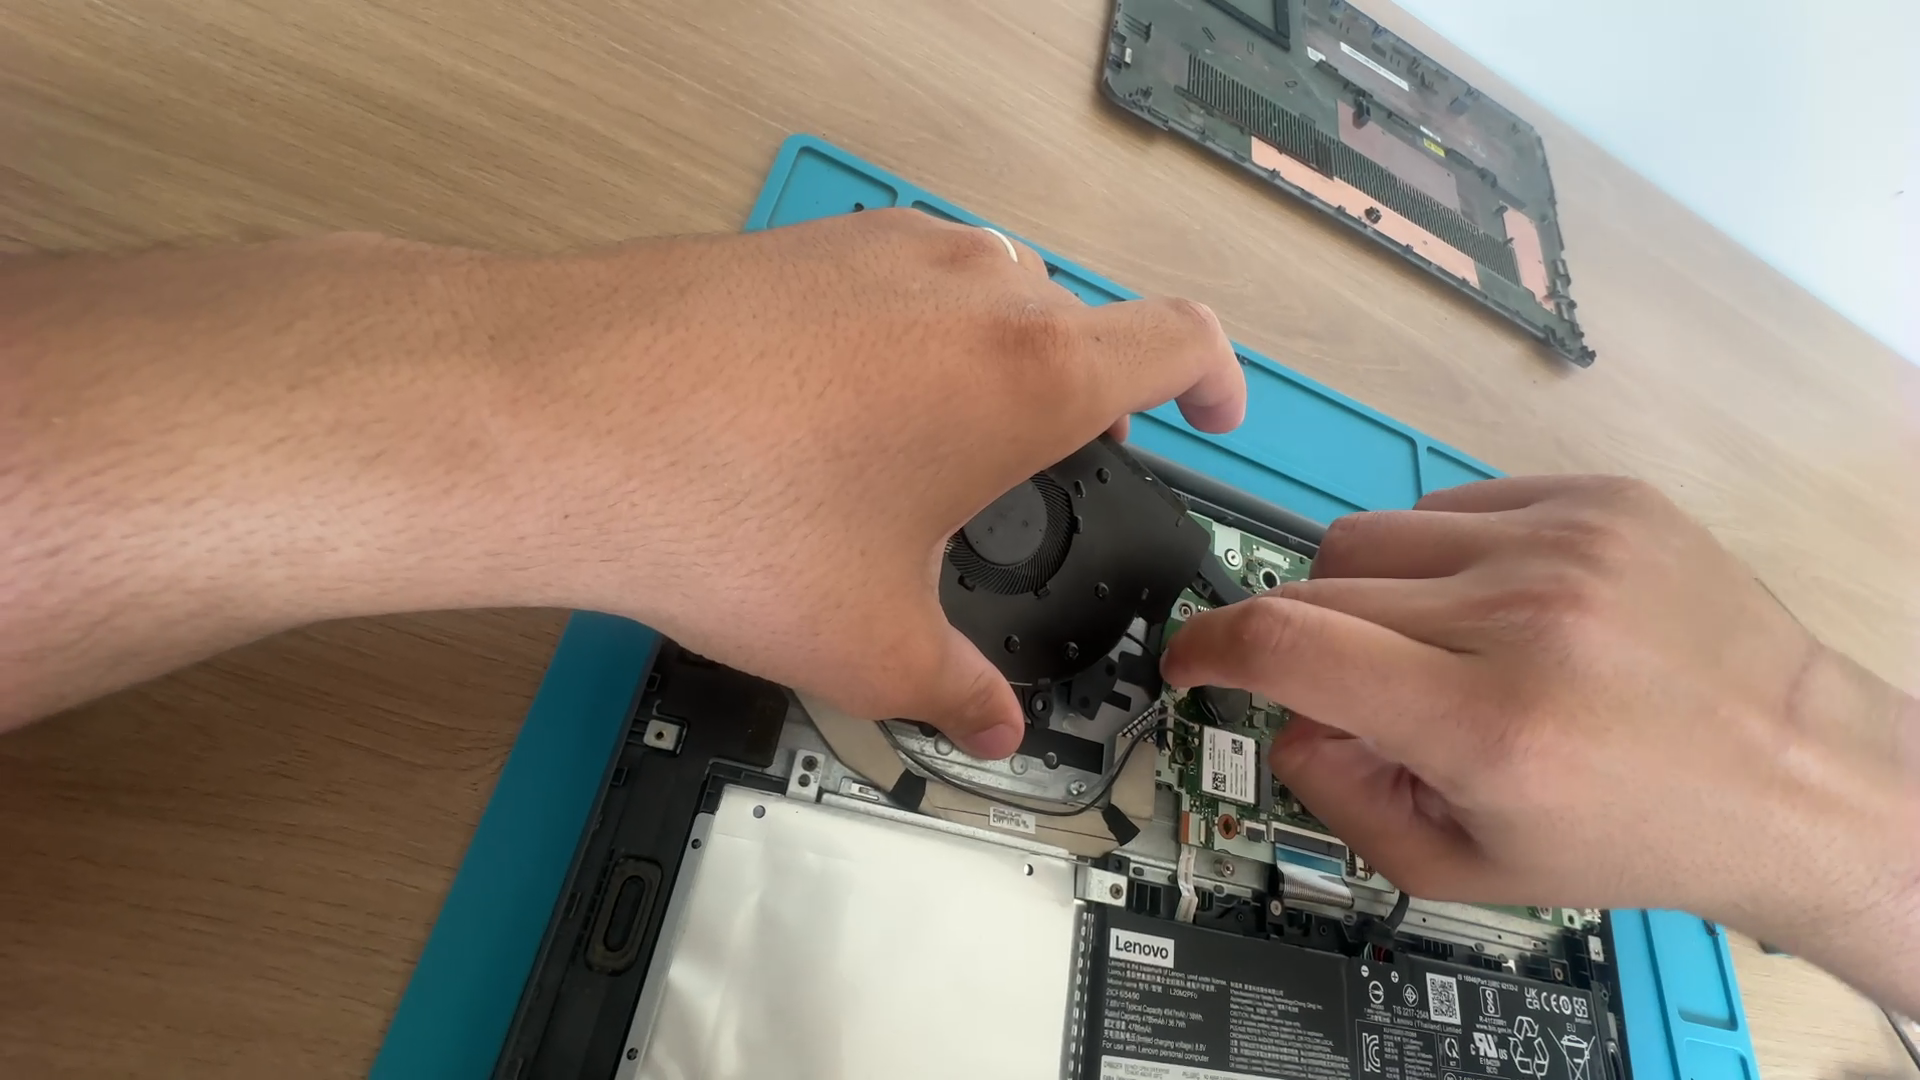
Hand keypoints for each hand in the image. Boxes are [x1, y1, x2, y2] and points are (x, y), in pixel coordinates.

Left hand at [482, 210, 1245, 756]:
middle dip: (1079, 401)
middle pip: (1079, 328)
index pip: (1182, 339)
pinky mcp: (809, 244)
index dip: (1216, 380)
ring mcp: (884, 248)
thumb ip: (955, 687)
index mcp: (1026, 373)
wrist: (555, 419)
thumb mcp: (870, 638)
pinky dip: (909, 338)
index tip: (1208, 416)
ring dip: (991, 366)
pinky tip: (842, 408)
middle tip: (1034, 473)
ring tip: (933, 449)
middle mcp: (969, 286)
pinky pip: (901, 283)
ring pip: (989, 299)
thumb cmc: (730, 518)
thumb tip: (988, 724)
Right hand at [1162, 476, 1919, 1008]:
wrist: (1813, 779)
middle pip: (1310, 588)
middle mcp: (1523, 615)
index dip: (1208, 645)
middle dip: (1296, 642)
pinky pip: (1437, 510)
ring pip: (1361, 538)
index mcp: (1488, 724)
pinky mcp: (1595, 497)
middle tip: (1351, 687)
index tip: (1190, 660)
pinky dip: (1427, 560)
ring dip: (1358, 594)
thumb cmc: (1625, 835)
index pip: (1284, 646)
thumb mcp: (1453, 862)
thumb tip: (1284, 709)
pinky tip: (1487, 603)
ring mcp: (1564, 540)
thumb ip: (1329, 792)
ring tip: (1426, 640)